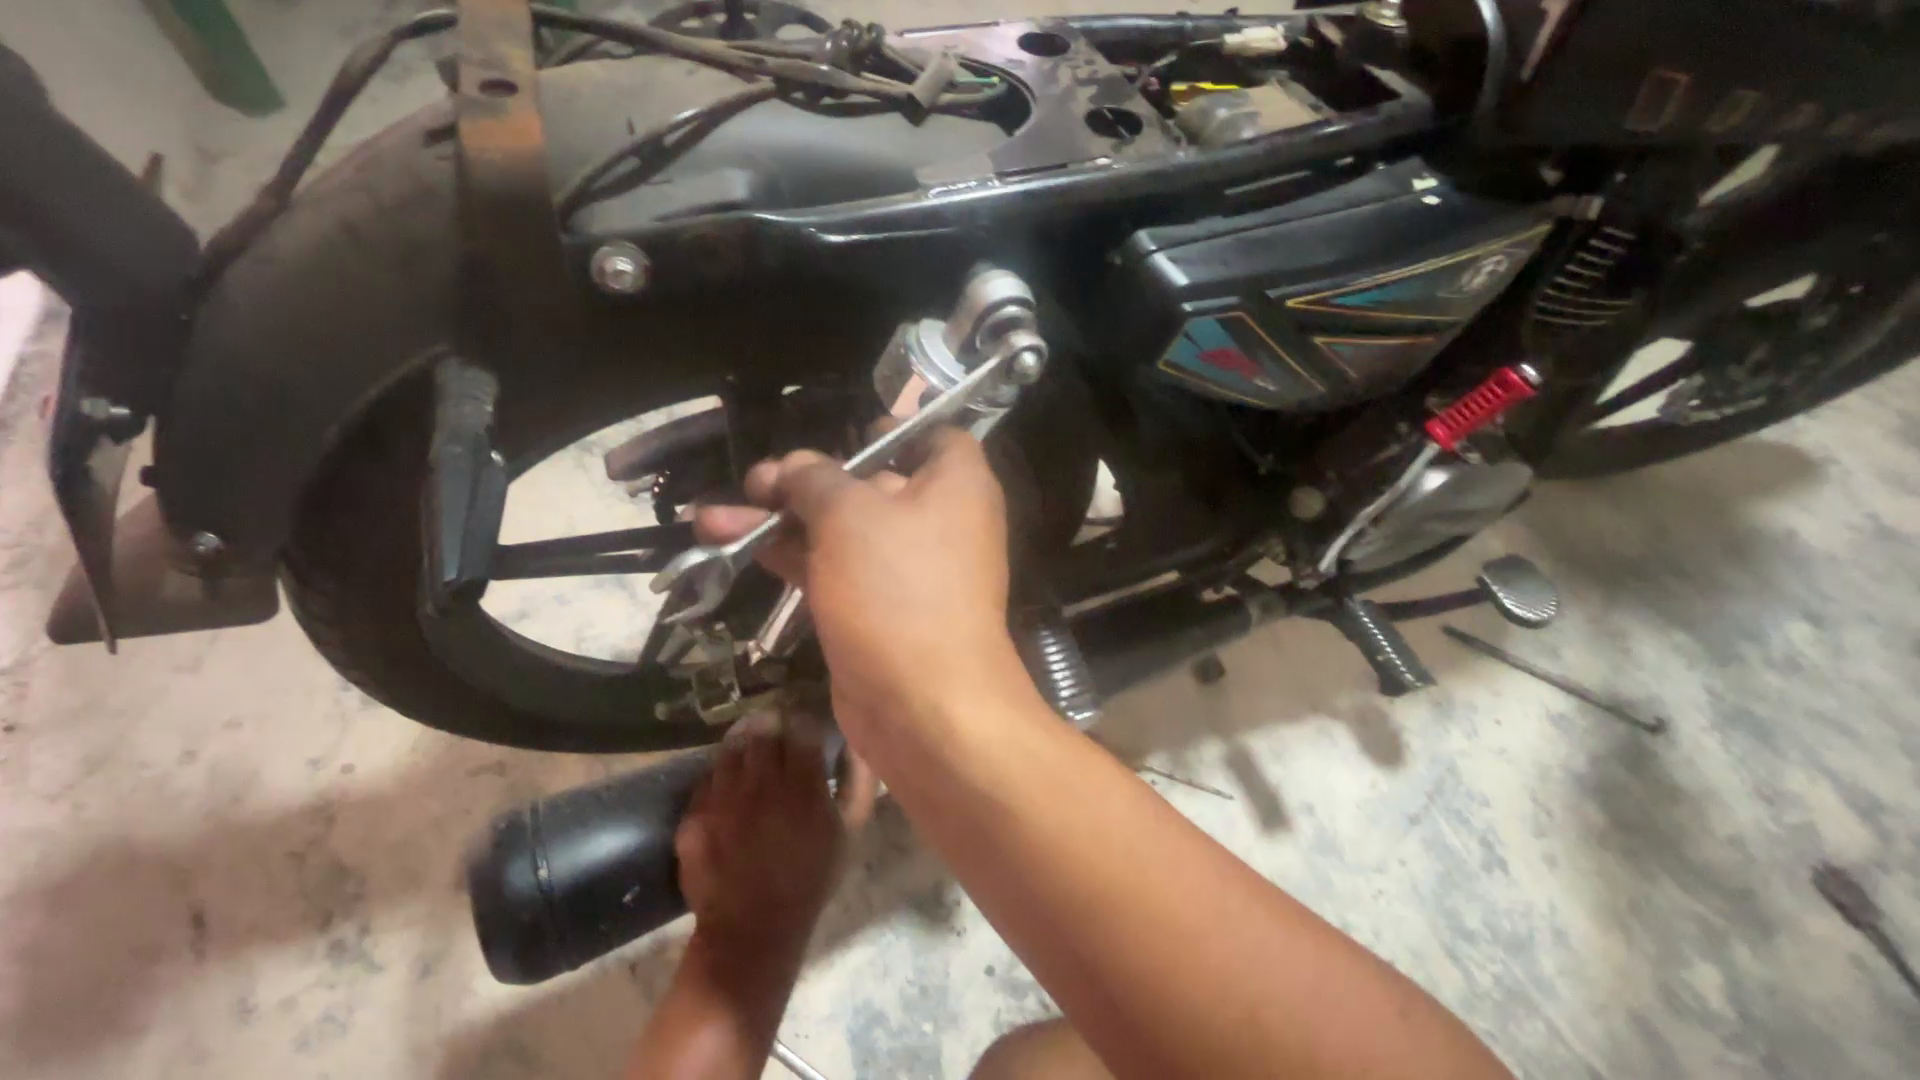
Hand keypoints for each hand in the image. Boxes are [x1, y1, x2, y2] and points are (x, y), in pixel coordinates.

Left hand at [674, 715, 872, 960]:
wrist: (752, 930)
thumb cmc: (810, 880)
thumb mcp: (849, 833)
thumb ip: (858, 782)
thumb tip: (855, 742)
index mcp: (802, 785)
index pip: (801, 726)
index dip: (804, 718)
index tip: (806, 723)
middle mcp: (760, 783)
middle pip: (763, 728)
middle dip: (772, 723)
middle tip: (778, 730)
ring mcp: (722, 798)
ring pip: (731, 747)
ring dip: (744, 742)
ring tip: (752, 752)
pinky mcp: (694, 815)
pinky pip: (707, 778)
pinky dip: (721, 774)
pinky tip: (730, 786)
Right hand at [693, 429, 1030, 738]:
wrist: (924, 706)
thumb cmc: (898, 589)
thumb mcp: (850, 515)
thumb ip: (816, 480)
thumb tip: (796, 465)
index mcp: (955, 485)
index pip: (937, 438)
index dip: (896, 430)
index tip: (849, 434)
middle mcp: (937, 523)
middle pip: (870, 485)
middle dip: (808, 481)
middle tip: (757, 481)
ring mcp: (903, 571)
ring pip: (839, 531)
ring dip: (780, 521)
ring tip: (714, 517)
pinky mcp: (874, 611)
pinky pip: (830, 570)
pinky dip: (787, 558)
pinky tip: (727, 545)